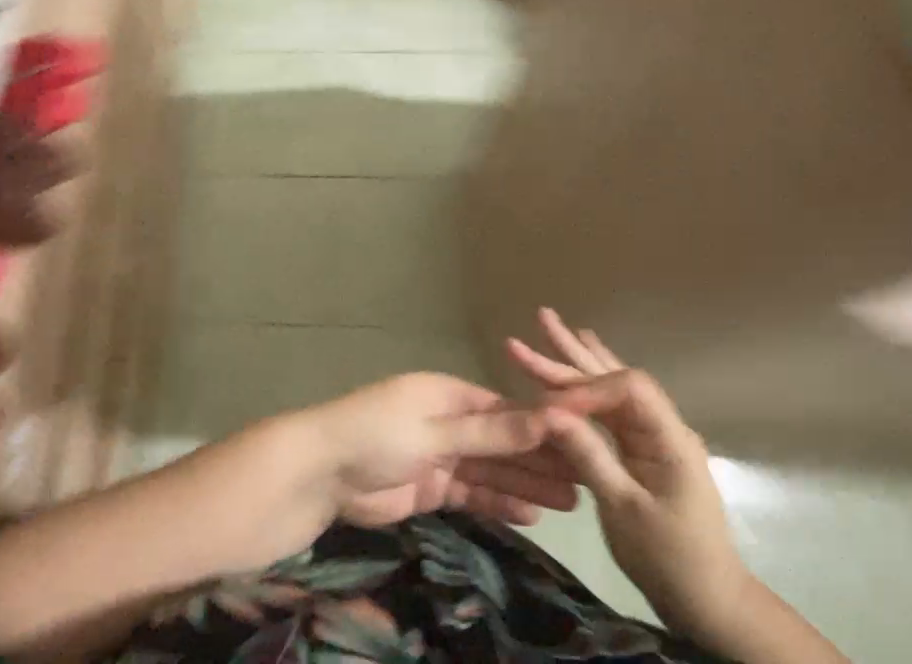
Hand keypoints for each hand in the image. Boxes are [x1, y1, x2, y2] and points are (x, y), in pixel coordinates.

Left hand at [300, 372, 579, 527]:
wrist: (322, 474)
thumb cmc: (375, 435)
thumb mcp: (435, 431)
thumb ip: (490, 433)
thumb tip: (548, 419)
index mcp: (447, 394)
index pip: (504, 409)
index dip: (543, 425)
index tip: (586, 441)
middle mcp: (447, 422)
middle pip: (503, 442)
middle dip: (542, 459)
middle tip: (589, 480)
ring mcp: (440, 456)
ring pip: (492, 469)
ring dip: (528, 484)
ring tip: (572, 503)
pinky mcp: (431, 488)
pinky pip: (473, 492)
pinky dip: (500, 502)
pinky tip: (532, 515)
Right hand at [509, 311, 751, 635]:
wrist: (707, 599)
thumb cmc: (669, 556)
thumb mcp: (623, 509)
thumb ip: (588, 455)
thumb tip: (547, 412)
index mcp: (670, 439)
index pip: (627, 388)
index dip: (584, 386)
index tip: (545, 403)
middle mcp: (664, 427)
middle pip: (615, 378)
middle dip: (572, 354)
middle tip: (539, 320)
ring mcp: (653, 437)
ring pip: (610, 388)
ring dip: (576, 359)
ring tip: (548, 323)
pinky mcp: (642, 449)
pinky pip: (610, 409)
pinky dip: (587, 384)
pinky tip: (580, 356)